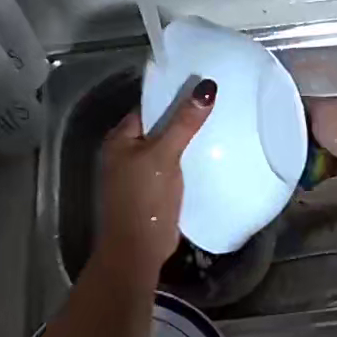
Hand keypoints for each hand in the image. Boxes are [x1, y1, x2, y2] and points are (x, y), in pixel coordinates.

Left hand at [96, 78, 216, 273]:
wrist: (138, 249)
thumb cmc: (144, 198)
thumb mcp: (164, 155)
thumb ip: (183, 123)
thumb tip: (206, 89)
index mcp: (119, 140)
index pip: (147, 108)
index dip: (171, 97)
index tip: (201, 87)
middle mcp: (125, 154)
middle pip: (158, 128)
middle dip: (182, 119)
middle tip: (215, 105)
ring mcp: (138, 175)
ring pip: (167, 149)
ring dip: (187, 142)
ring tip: (218, 125)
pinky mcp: (153, 192)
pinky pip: (172, 168)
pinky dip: (187, 162)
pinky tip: (209, 156)